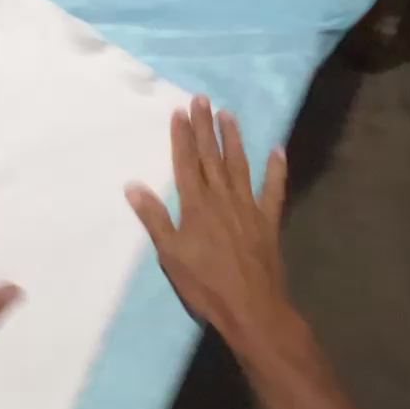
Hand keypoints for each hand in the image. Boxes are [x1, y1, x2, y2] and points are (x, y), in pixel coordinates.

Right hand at [126, 96, 290, 343]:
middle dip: (204, 127)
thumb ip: (154, 218)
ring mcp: (247, 207)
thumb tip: (132, 186)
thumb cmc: (205, 283)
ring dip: (233, 138)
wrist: (252, 309)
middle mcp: (221, 197)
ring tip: (228, 114)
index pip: (186, 162)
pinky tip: (277, 150)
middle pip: (211, 156)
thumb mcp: (170, 254)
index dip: (182, 136)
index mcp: (196, 204)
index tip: (180, 111)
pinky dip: (276, 170)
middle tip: (202, 99)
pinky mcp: (268, 221)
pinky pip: (273, 190)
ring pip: (239, 165)